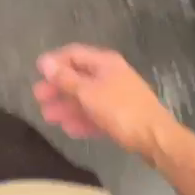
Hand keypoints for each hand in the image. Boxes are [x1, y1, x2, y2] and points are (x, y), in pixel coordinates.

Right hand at [33, 44, 176, 155]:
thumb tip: (45, 62)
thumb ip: (65, 79)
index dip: (54, 62)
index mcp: (105, 63)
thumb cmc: (121, 110)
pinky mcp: (122, 116)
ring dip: (67, 106)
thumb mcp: (88, 93)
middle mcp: (111, 75)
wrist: (157, 139)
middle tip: (39, 98)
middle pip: (78, 77)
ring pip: (86, 97)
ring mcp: (117, 96)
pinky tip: (70, 129)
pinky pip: (97, 113)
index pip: (73, 54)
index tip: (38, 73)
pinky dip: (83, 119)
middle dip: (58, 88)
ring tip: (49, 117)